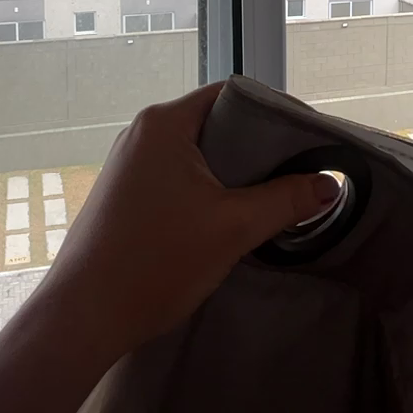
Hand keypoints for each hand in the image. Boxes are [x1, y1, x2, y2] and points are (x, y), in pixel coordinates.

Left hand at [35, 82, 340, 360]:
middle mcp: (144, 131)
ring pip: (196, 149)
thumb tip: (330, 184)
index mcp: (165, 122)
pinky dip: (207, 183)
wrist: (82, 317)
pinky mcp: (124, 190)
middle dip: (257, 143)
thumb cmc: (157, 261)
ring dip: (233, 167)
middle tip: (297, 168)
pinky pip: (176, 171)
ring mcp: (129, 161)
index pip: (232, 94)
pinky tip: (228, 211)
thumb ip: (286, 200)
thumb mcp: (233, 228)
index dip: (274, 111)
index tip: (307, 137)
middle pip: (215, 120)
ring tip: (271, 191)